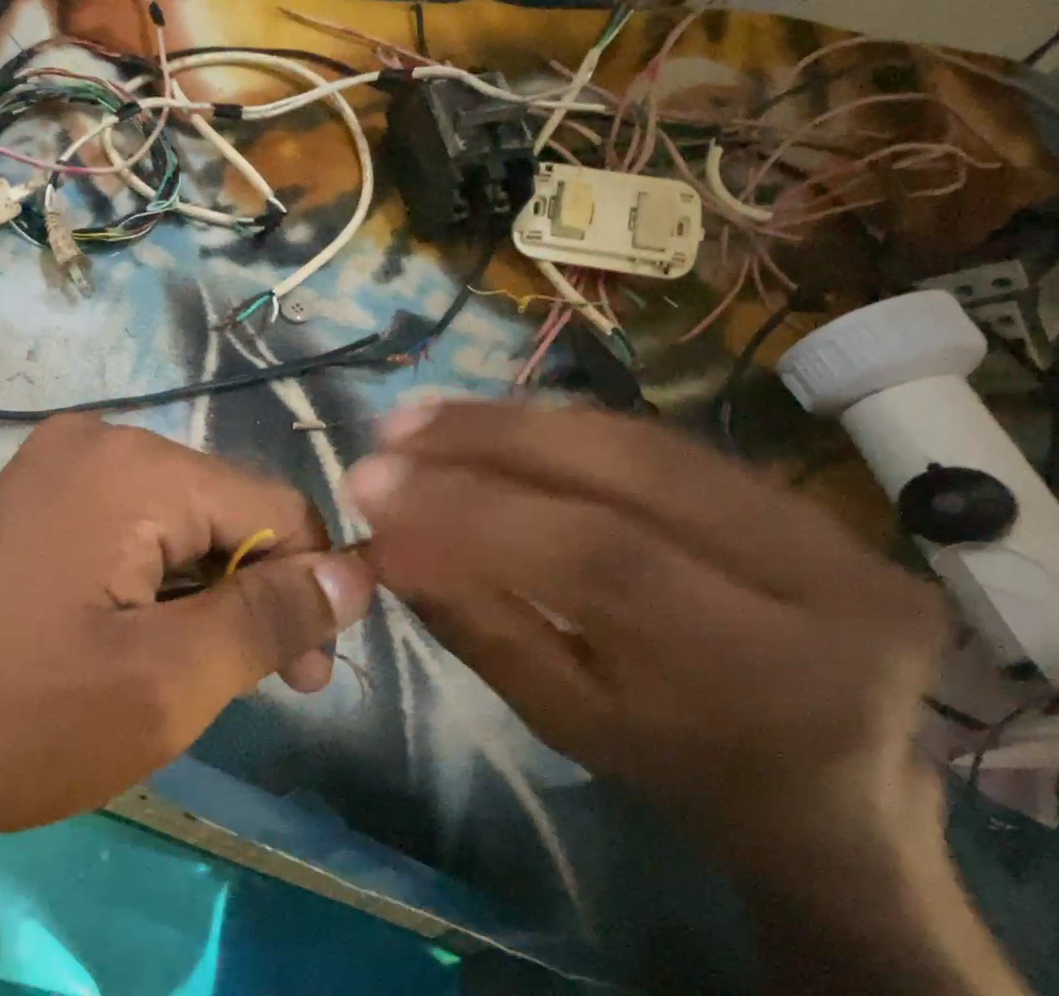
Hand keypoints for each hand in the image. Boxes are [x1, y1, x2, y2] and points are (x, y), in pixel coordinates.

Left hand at [0, 415, 373, 834]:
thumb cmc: (15, 714)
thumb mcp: (165, 682)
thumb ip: (269, 619)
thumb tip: (355, 572)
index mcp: (136, 467)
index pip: (277, 506)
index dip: (310, 589)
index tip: (306, 680)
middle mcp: (95, 443)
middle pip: (222, 512)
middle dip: (247, 599)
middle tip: (236, 691)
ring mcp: (50, 471)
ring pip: (173, 529)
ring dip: (196, 602)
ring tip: (169, 679)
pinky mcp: (24, 507)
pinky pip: (120, 536)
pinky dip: (145, 591)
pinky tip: (122, 648)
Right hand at [343, 401, 950, 857]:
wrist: (835, 796)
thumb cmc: (679, 774)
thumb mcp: (565, 720)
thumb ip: (480, 624)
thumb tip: (386, 541)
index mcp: (761, 672)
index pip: (601, 559)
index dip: (476, 509)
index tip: (373, 484)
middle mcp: (825, 582)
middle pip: (636, 472)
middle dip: (495, 439)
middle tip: (395, 428)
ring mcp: (839, 530)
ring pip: (653, 443)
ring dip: (524, 422)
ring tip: (428, 417)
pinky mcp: (820, 502)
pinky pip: (672, 447)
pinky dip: (571, 431)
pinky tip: (500, 422)